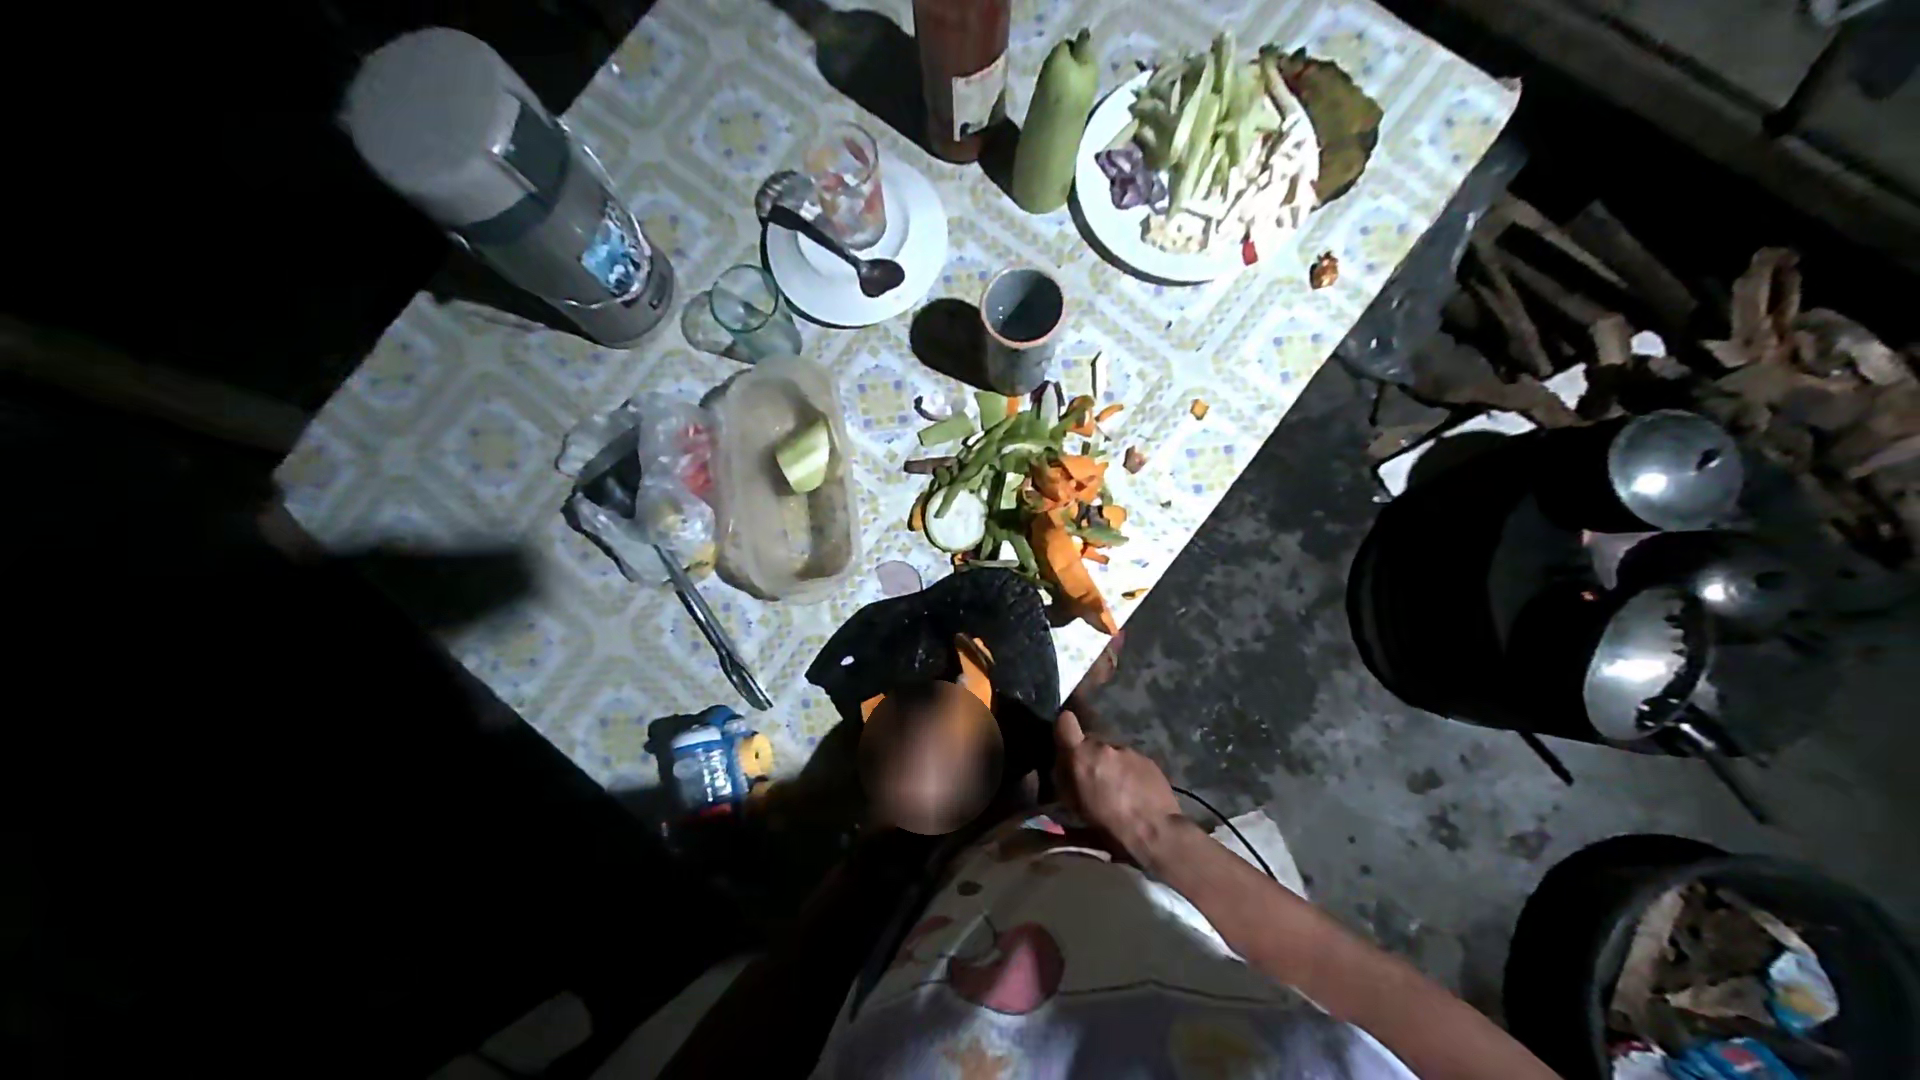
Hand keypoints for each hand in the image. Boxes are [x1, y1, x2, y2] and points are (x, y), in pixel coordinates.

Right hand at [1053, 710, 1184, 860]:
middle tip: (1096, 779)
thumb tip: (1064, 766)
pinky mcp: (1147, 759)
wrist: (1154, 831)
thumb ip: (1066, 779)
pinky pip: (1132, 761)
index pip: (1065, 722)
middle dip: (1091, 756)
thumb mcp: (1075, 806)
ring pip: (1113, 753)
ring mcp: (1128, 751)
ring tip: (1120, 790)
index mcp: (1081, 756)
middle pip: (1092, 742)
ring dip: (1112, 765)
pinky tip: (1137, 792)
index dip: (1065, 728)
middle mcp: (1104, 746)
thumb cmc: (1108, 824)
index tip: (1067, 741)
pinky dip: (1130, 772)